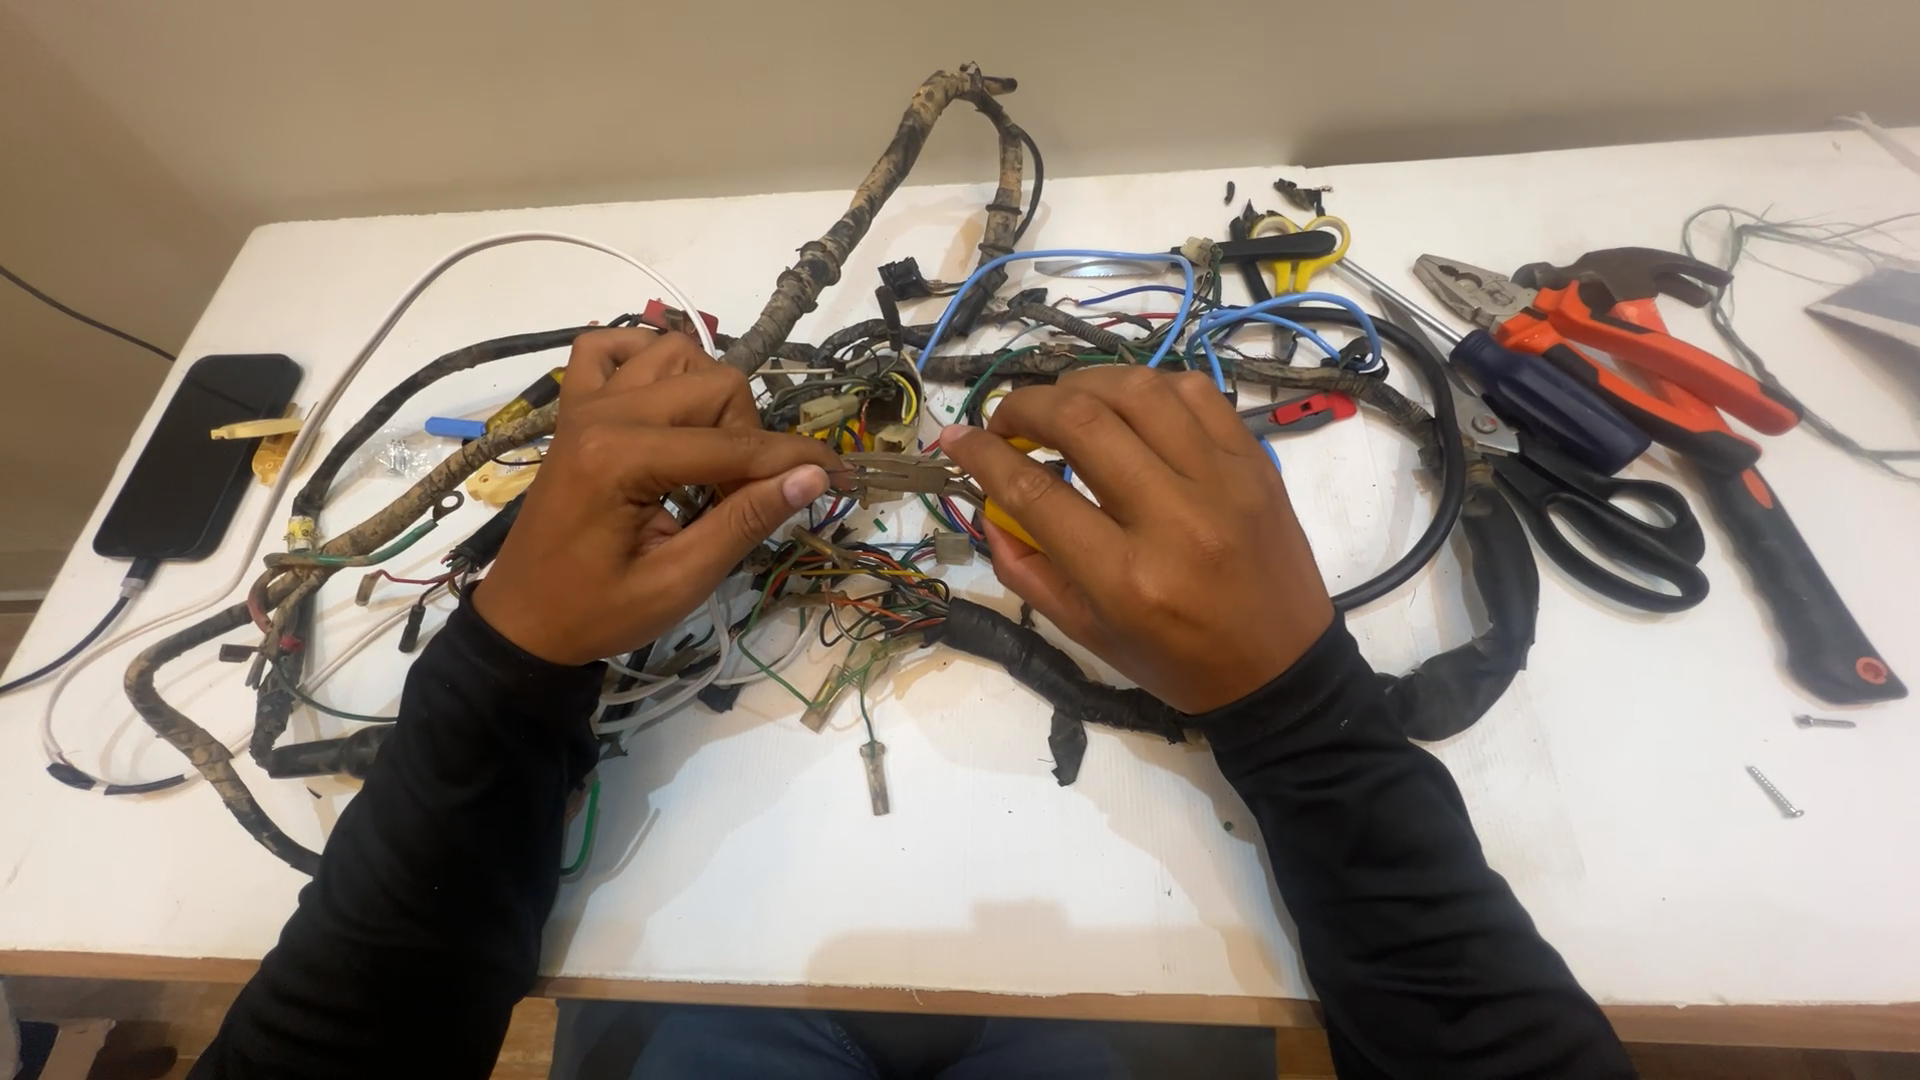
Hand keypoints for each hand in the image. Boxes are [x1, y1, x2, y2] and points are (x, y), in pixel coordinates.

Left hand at [474, 329, 836, 664]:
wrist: (524, 622)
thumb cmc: (600, 611)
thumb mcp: (682, 580)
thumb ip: (746, 521)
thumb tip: (814, 476)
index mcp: (624, 458)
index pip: (739, 444)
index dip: (798, 460)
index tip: (842, 477)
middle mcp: (604, 412)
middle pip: (717, 384)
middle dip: (751, 437)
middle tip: (744, 495)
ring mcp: (584, 403)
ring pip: (676, 353)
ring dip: (711, 396)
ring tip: (711, 454)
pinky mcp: (573, 408)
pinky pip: (608, 347)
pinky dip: (644, 358)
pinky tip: (662, 399)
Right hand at [940, 367, 1333, 712]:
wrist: (1279, 667)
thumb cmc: (1174, 660)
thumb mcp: (1085, 632)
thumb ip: (1025, 567)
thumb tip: (989, 502)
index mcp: (1126, 578)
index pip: (1035, 492)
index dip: (982, 456)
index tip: (958, 439)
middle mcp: (1175, 518)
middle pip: (1082, 423)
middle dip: (1025, 407)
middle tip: (1007, 422)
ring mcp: (1223, 480)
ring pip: (1138, 391)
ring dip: (1081, 386)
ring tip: (1061, 407)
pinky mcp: (1254, 461)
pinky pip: (1192, 391)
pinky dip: (1144, 386)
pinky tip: (1125, 407)